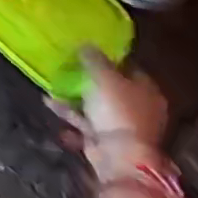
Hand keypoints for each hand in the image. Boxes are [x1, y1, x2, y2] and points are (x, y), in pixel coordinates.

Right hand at [48, 45, 168, 180]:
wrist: (119, 154)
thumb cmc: (117, 110)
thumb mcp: (103, 77)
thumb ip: (94, 59)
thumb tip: (86, 44)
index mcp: (147, 90)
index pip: (131, 68)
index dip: (110, 60)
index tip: (88, 54)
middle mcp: (140, 106)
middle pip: (113, 88)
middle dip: (89, 80)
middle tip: (68, 70)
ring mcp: (124, 124)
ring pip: (96, 104)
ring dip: (74, 97)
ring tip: (52, 86)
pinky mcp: (107, 137)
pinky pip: (85, 120)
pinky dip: (69, 112)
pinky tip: (49, 103)